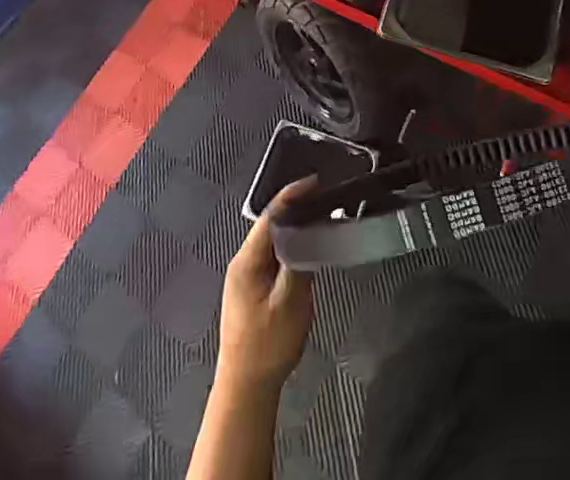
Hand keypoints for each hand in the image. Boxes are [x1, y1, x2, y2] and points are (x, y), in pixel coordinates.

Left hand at [217, 178, 316, 387]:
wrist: (246, 386)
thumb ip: (300, 260)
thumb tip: (309, 229)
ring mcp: (246, 277)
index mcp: (246, 262)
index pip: (270, 216)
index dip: (293, 195)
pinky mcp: (254, 288)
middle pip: (271, 225)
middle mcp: (242, 264)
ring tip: (323, 217)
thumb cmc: (267, 344)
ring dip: (296, 227)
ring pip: (274, 240)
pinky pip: (275, 255)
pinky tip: (309, 248)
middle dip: (297, 207)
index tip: (316, 182)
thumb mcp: (290, 300)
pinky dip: (293, 245)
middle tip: (326, 198)